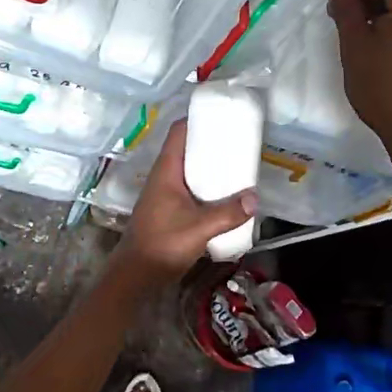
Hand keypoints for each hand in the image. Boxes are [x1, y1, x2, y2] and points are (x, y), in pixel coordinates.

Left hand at [121, 121, 256, 283]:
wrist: (135, 277)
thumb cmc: (161, 245)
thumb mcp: (199, 229)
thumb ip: (227, 214)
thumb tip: (255, 198)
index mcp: (166, 171)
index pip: (179, 132)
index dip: (198, 118)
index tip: (223, 114)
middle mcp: (166, 177)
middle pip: (189, 148)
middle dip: (213, 141)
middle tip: (240, 139)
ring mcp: (168, 193)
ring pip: (192, 168)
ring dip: (213, 164)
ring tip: (240, 161)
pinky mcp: (172, 209)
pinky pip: (194, 186)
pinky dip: (211, 184)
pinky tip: (229, 192)